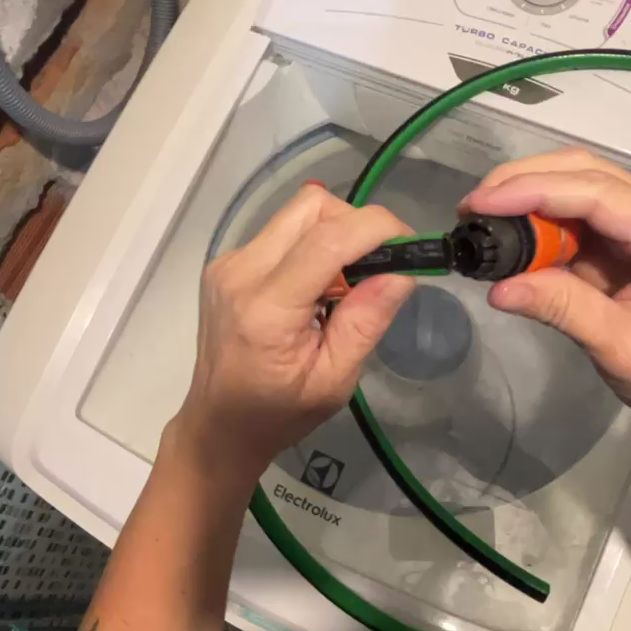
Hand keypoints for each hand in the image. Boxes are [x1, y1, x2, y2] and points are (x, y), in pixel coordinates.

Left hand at [171, 184, 415, 479]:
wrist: (218, 423)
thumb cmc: (278, 413)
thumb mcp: (333, 381)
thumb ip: (365, 322)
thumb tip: (403, 271)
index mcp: (267, 309)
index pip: (329, 239)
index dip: (378, 229)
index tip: (411, 247)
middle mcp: (241, 272)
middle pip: (312, 207)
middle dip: (357, 225)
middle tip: (378, 266)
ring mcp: (229, 263)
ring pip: (297, 213)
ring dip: (335, 234)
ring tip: (345, 284)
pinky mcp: (227, 263)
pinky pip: (281, 232)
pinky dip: (311, 246)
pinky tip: (315, 289)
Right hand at [460, 148, 630, 442]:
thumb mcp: (625, 350)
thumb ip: (564, 310)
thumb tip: (497, 288)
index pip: (599, 193)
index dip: (534, 190)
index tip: (480, 204)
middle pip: (589, 173)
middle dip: (525, 182)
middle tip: (471, 209)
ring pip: (582, 186)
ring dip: (530, 196)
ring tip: (483, 220)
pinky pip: (581, 216)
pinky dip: (542, 221)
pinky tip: (511, 236)